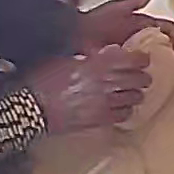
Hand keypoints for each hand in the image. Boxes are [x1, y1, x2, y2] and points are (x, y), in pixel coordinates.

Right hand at [24, 45, 149, 131]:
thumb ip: (86, 56)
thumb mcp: (64, 58)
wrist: (30, 107)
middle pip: (138, 79)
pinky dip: (126, 111)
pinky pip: (123, 115)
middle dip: (143, 77)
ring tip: (135, 93)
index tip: (144, 59)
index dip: (141, 59)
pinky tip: (123, 109)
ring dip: (136, 94)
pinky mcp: (99, 120)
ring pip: (134, 97)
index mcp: (97, 64)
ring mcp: (104, 102)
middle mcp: (105, 82)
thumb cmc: (42, 79)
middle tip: (144, 77)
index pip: (130, 60)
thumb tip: (100, 53)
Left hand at [75, 0, 173, 68]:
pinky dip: (156, 74)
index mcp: (145, 24)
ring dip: (173, 64)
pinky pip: (145, 69)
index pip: (170, 30)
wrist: (74, 38)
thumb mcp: (116, 9)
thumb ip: (134, 2)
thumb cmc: (95, 22)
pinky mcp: (127, 64)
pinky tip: (159, 82)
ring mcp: (136, 51)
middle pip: (171, 45)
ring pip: (161, 57)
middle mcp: (144, 37)